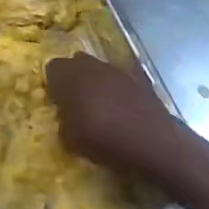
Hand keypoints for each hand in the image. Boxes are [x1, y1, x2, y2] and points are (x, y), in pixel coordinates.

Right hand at [44, 53, 184, 173]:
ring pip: (99, 71)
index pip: (52, 70)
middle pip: (75, 65)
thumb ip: (63, 124)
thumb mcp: (71, 140)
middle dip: (76, 80)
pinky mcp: (141, 80)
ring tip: (105, 110)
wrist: (156, 144)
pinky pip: (124, 82)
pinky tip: (127, 112)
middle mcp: (88, 64)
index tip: (60, 104)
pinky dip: (122, 93)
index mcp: (66, 74)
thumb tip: (66, 120)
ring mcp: (116, 70)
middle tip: (79, 104)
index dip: (55, 86)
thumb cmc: (104, 139)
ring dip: (99, 85)